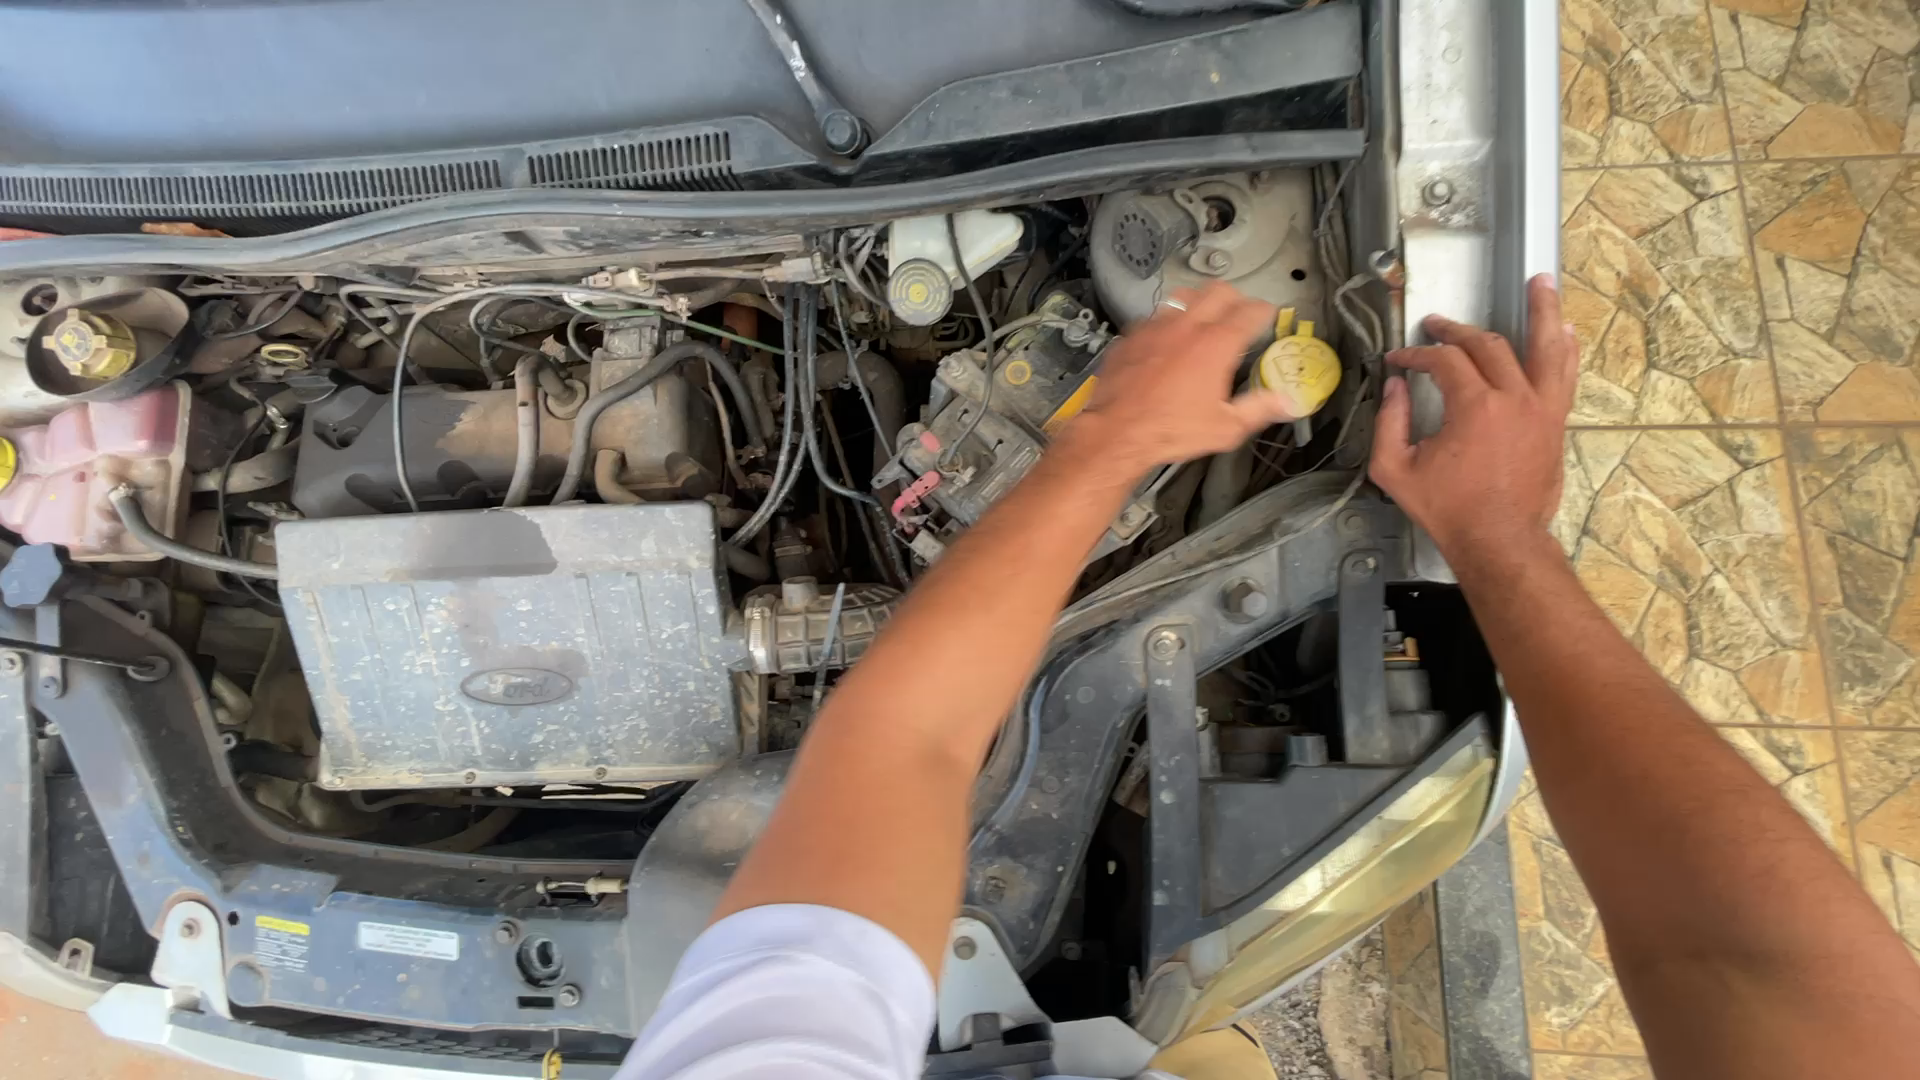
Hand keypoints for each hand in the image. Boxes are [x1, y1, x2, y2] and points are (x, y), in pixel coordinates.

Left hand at [1070, 282, 1297, 472]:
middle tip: (1237, 312)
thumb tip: (1287, 402)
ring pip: (1182, 296)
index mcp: (1216, 344)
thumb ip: (1259, 409)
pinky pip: (1152, 317)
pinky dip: (1164, 323)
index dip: (1265, 312)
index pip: (1252, 311)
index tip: (1267, 317)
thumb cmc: (1169, 431)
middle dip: (1233, 298)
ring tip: (1202, 318)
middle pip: (1219, 291)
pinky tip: (1165, 339)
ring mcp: (1155, 328)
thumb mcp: (1224, 428)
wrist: (1115, 432)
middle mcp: (1186, 327)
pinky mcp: (1130, 337)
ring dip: (1197, 303)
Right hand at [1370, 274, 1577, 559]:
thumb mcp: (1394, 468)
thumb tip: (1394, 386)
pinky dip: (1563, 346)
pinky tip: (1562, 329)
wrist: (1498, 537)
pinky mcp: (1555, 420)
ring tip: (1540, 282)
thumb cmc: (1444, 506)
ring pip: (1544, 345)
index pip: (1443, 362)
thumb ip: (1389, 422)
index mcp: (1473, 407)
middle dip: (1456, 332)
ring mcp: (1542, 406)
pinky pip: (1564, 372)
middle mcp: (1514, 397)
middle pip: (1487, 346)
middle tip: (1435, 325)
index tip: (1396, 361)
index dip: (1415, 355)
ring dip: (1541, 311)